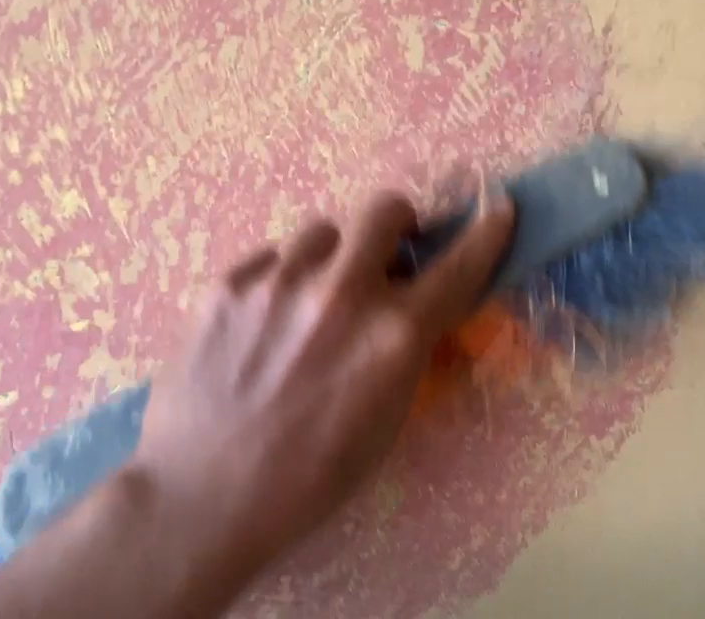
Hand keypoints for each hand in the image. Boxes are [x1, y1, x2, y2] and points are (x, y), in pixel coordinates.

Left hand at [131, 187, 514, 582]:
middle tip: (387, 250)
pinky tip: (262, 322)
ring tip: (310, 299)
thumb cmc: (312, 475)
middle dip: (396, 222)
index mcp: (393, 334)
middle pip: (385, 209)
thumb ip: (406, 349)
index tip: (500, 207)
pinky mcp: (229, 283)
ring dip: (330, 258)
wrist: (204, 497)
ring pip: (322, 230)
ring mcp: (280, 281)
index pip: (460, 265)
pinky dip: (279, 280)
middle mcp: (343, 292)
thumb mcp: (387, 418)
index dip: (488, 232)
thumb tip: (411, 304)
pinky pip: (270, 258)